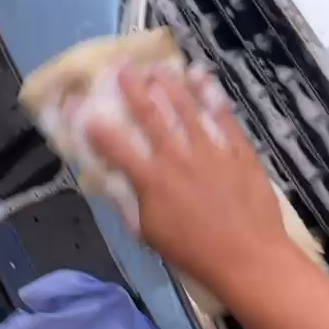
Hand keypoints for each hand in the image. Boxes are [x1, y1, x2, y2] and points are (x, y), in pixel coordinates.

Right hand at [85, 64, 304, 294]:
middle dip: (133, 89)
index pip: (115, 146)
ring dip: (170, 85)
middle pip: (151, 116)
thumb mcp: (148, 232)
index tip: (80, 105)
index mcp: (151, 181)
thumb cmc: (192, 252)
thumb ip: (130, 202)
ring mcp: (211, 152)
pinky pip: (223, 117)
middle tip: (122, 67)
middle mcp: (178, 158)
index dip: (94, 125)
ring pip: (187, 109)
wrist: (249, 260)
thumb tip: (115, 181)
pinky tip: (201, 78)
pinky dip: (211, 96)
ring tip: (157, 67)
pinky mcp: (239, 152)